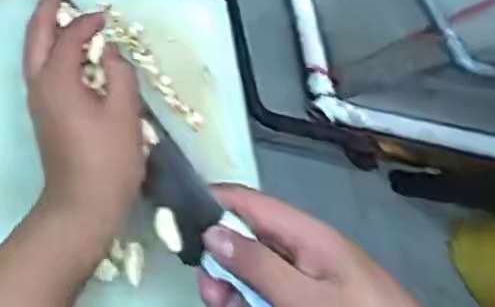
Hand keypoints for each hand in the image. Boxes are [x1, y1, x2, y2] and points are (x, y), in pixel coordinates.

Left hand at [22, 0, 147, 249]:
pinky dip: (45, 47)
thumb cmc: (106, 161)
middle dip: (45, 9)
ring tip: (57, 12)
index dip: (86, 22)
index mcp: (56, 77)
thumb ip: (119, 75)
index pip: (68, 37)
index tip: (105, 16)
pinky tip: (62, 51)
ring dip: (42, 27)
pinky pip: (37, 64)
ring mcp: (35, 95)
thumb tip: (109, 50)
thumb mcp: (124, 116)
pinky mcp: (39, 108)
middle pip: (36, 34)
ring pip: (31, 49)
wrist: (79, 205)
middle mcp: (38, 80)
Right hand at [198, 185, 422, 306]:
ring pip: (256, 271)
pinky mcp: (320, 305)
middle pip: (246, 238)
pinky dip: (256, 302)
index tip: (175, 222)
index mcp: (307, 234)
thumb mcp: (309, 302)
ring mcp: (315, 282)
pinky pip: (276, 295)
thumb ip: (258, 265)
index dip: (208, 203)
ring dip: (234, 288)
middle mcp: (307, 250)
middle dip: (219, 259)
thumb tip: (209, 229)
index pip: (244, 199)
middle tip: (209, 293)